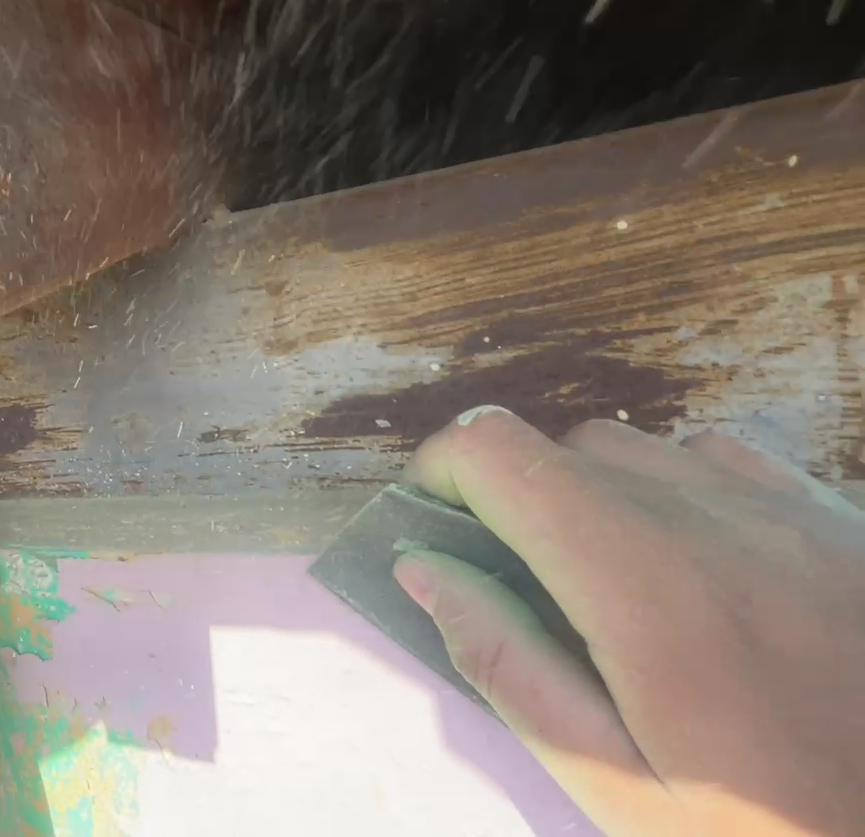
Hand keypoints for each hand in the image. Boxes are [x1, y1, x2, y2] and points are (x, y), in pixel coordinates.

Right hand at [394, 407, 864, 835]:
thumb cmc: (778, 835)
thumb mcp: (618, 788)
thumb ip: (503, 663)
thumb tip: (420, 565)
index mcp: (649, 583)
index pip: (490, 449)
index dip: (437, 475)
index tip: (436, 536)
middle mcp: (721, 520)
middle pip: (546, 445)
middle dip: (499, 493)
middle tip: (511, 577)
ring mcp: (800, 513)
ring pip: (625, 446)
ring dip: (577, 488)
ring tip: (598, 572)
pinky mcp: (849, 522)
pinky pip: (714, 457)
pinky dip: (664, 485)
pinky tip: (686, 555)